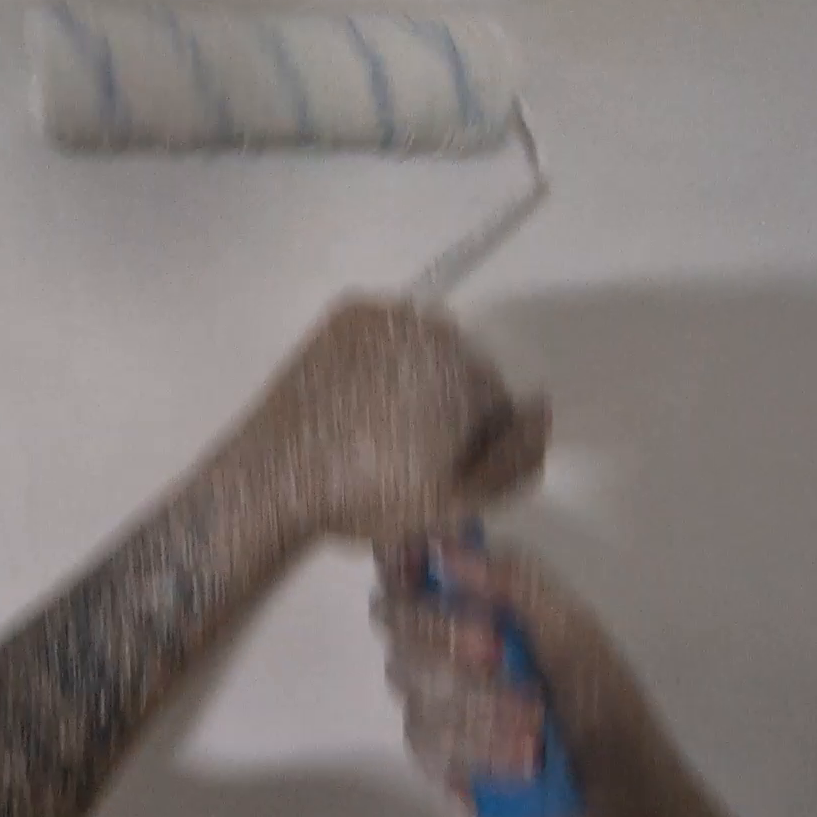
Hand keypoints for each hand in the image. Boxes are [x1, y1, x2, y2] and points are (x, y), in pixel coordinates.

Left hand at [249, 296, 548, 545]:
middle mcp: (430, 331)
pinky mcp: (347, 314)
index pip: (497, 402)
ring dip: (419, 375)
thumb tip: (541, 405)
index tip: (434, 466)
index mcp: (463, 377)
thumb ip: (517, 457)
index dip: (473, 441)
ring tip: (378, 419)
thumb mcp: (456, 502)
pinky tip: (359, 393)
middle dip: (447, 403)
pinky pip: (391, 331)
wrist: (275, 475)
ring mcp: (385, 315)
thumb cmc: (366, 496)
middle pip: (465, 368)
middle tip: (403, 445)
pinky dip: (386, 355)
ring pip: (429, 347)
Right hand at [374, 537, 805, 816]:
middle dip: (442, 635)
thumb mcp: (573, 631)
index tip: (424, 566)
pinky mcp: (432, 758)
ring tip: (536, 732)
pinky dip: (478, 749)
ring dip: (475, 702)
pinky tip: (521, 764)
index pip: (405, 562)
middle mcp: (435, 643)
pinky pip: (425, 740)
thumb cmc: (603, 706)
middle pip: (391, 616)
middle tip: (500, 655)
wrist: (628, 807)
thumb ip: (514, 582)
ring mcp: (428, 700)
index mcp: (467, 601)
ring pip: (407, 680)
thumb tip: (445, 549)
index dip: (401, 556)